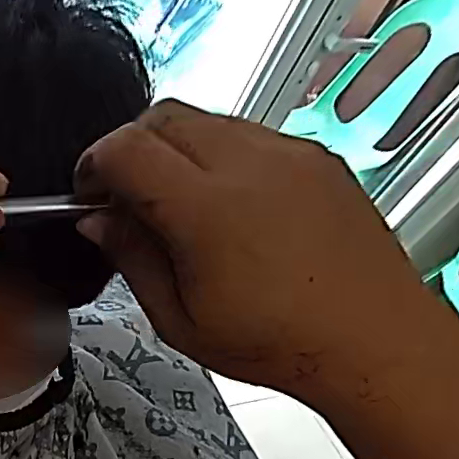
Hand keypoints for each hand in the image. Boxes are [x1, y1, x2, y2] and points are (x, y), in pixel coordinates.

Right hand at [72, 100, 432, 391]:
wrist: (371, 339)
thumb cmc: (277, 342)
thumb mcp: (179, 320)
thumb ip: (133, 260)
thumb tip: (98, 222)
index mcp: (207, 210)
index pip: (126, 148)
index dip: (93, 166)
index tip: (88, 193)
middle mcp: (250, 164)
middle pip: (163, 116)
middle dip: (129, 149)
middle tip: (124, 199)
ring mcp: (288, 152)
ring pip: (205, 119)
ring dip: (172, 152)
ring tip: (175, 208)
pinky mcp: (315, 155)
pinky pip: (247, 134)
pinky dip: (216, 156)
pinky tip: (222, 207)